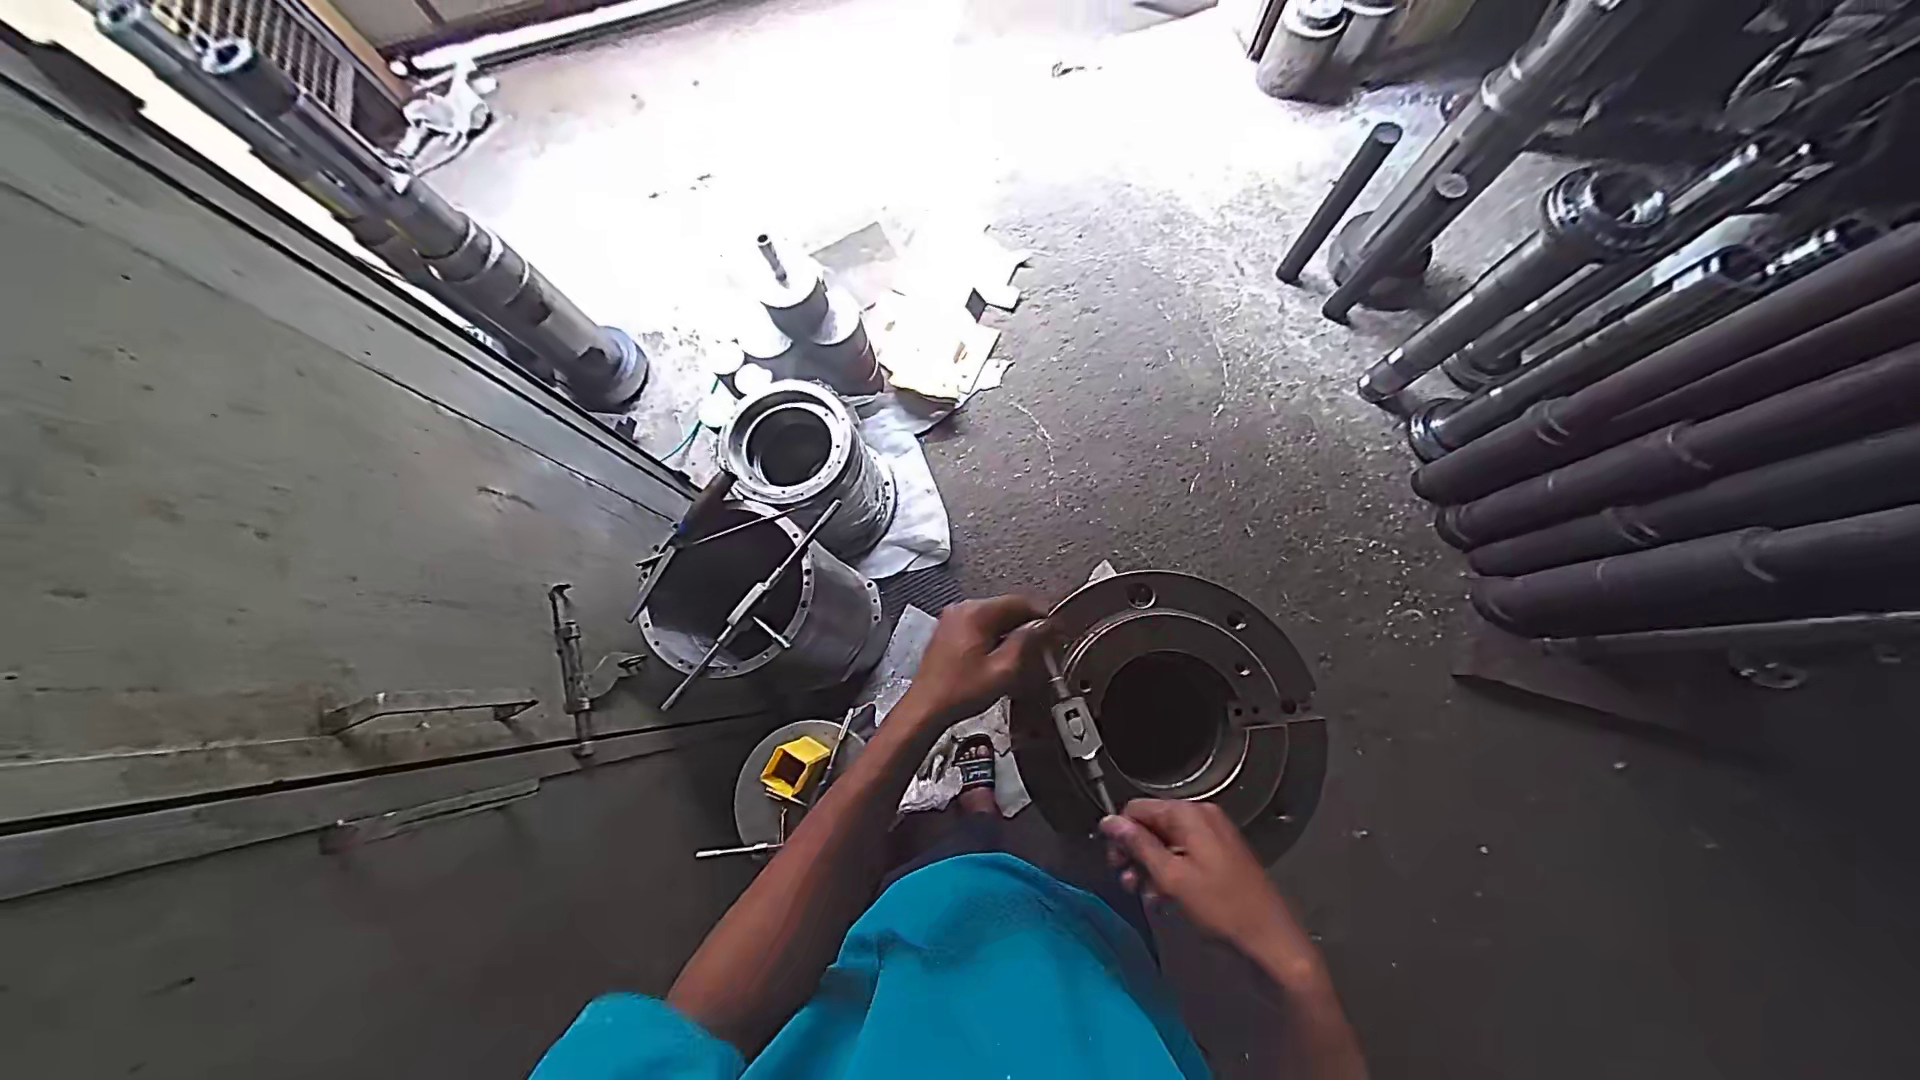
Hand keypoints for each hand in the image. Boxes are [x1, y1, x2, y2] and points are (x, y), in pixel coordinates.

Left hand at [894, 595, 1049, 730]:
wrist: (926, 707)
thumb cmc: (957, 692)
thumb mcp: (1003, 670)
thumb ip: (1027, 643)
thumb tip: (1044, 626)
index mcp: (975, 614)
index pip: (1020, 602)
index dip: (1042, 616)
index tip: (1054, 629)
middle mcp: (962, 610)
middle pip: (1007, 608)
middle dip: (1027, 626)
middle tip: (1043, 645)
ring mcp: (953, 620)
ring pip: (994, 618)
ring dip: (1011, 632)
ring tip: (1022, 656)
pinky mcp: (949, 632)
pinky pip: (980, 626)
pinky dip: (994, 637)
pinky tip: (999, 657)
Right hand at [1101, 800, 1320, 982]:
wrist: (1272, 943)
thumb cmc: (1223, 908)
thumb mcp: (1171, 876)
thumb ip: (1137, 845)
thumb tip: (1109, 822)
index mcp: (1190, 814)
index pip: (1138, 808)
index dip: (1121, 833)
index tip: (1114, 860)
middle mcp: (1202, 818)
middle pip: (1152, 824)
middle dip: (1135, 852)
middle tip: (1125, 879)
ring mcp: (1213, 837)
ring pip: (1166, 842)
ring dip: (1149, 866)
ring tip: (1143, 893)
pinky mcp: (1219, 857)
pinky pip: (1183, 855)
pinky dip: (1169, 873)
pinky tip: (1163, 899)